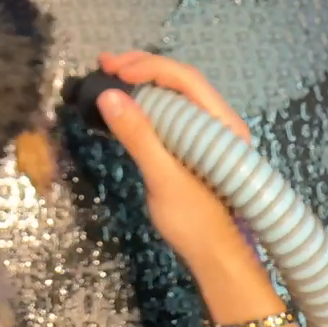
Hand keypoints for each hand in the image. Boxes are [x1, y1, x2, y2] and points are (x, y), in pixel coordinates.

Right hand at [95, 51, 251, 267]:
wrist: (218, 262)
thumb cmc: (196, 221)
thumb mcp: (163, 178)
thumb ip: (138, 135)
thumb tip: (108, 95)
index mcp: (222, 124)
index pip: (185, 78)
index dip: (149, 67)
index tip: (115, 70)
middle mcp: (217, 121)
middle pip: (178, 79)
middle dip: (141, 67)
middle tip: (105, 64)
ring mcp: (206, 134)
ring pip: (172, 94)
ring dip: (140, 82)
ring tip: (109, 74)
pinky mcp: (192, 146)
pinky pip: (167, 112)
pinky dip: (143, 102)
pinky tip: (122, 103)